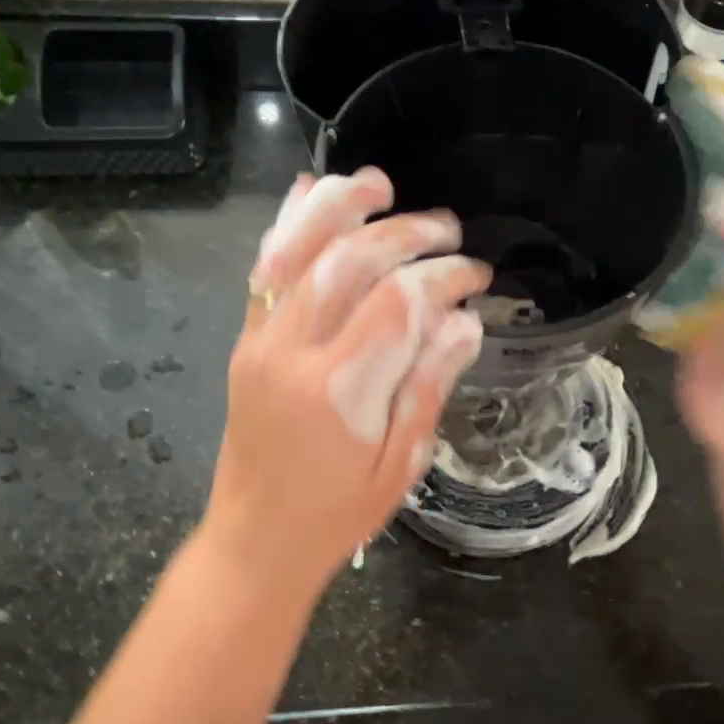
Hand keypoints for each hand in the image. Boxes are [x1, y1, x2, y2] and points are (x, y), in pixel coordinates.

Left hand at [203, 168, 490, 588]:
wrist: (256, 540)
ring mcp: (260, 342)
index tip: (477, 277)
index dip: (443, 277)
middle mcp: (291, 353)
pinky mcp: (246, 341)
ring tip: (380, 183)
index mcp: (339, 392)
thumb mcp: (401, 465)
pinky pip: (263, 269)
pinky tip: (309, 192)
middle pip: (348, 262)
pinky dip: (287, 225)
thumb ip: (428, 388)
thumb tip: (464, 324)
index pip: (397, 304)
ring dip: (338, 206)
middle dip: (404, 233)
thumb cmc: (338, 513)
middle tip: (448, 230)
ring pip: (296, 250)